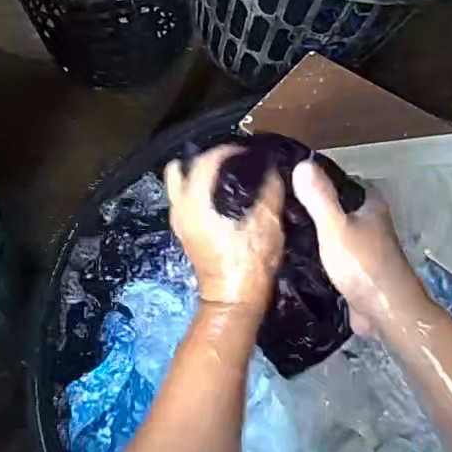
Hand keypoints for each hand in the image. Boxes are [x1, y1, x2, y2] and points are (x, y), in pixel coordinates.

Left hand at [164, 144, 285, 311]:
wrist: (233, 302)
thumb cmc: (250, 264)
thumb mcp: (268, 223)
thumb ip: (270, 190)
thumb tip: (272, 169)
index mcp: (196, 201)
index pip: (205, 159)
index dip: (228, 149)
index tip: (248, 151)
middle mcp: (181, 208)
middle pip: (180, 167)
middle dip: (203, 159)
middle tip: (229, 160)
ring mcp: (179, 222)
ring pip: (178, 185)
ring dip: (197, 176)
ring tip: (224, 176)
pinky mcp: (185, 234)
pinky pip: (184, 201)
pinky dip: (198, 193)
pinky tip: (222, 198)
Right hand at [292, 160, 428, 337]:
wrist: (386, 313)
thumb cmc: (364, 266)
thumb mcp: (335, 227)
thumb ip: (319, 197)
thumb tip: (302, 163)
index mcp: (369, 202)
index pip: (335, 180)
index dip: (310, 179)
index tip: (280, 180)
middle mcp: (368, 219)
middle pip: (331, 205)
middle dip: (306, 206)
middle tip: (271, 206)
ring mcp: (362, 244)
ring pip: (329, 229)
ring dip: (309, 230)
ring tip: (275, 227)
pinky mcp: (354, 266)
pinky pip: (329, 251)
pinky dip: (313, 251)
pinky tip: (290, 253)